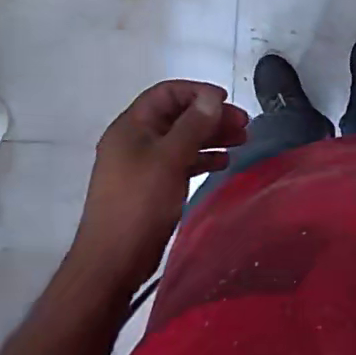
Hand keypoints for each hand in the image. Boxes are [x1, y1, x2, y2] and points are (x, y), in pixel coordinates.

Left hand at [71, 81, 249, 292]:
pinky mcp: (150, 186)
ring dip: (211, 136)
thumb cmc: (139, 204)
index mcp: (131, 126)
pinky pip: (180, 161)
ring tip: (242, 140)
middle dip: (211, 116)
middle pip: (178, 115)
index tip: (227, 100)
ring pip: (182, 138)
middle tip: (243, 124)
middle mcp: (135, 139)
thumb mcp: (169, 159)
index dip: (197, 91)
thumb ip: (193, 125)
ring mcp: (142, 164)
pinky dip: (202, 157)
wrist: (112, 263)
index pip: (166, 93)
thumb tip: (212, 97)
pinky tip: (223, 163)